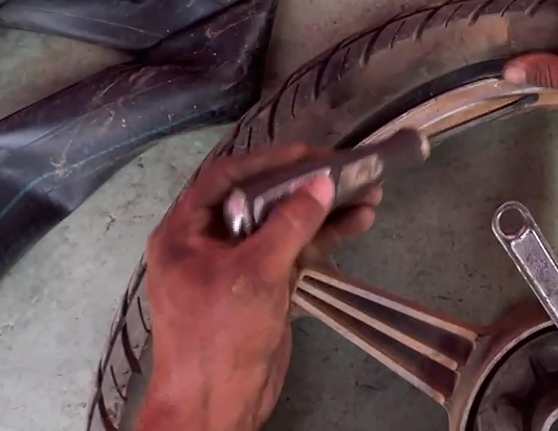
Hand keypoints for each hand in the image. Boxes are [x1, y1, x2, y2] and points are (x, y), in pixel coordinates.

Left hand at [137, 144, 381, 430]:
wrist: (216, 412)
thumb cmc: (220, 335)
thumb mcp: (256, 273)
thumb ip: (292, 223)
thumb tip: (324, 181)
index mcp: (186, 232)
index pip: (228, 177)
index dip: (270, 159)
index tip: (311, 153)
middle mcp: (211, 240)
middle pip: (263, 196)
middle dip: (308, 184)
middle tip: (347, 169)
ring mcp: (240, 262)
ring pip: (286, 221)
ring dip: (326, 208)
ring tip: (370, 193)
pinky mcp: (265, 282)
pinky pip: (296, 246)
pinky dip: (326, 234)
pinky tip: (359, 221)